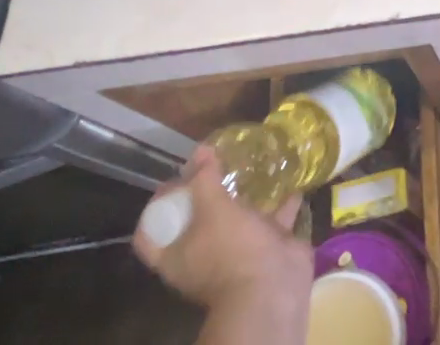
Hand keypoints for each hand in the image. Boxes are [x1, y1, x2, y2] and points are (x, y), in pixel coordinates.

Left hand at [133, 148, 312, 314]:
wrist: (273, 289)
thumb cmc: (232, 251)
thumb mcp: (213, 210)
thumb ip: (204, 180)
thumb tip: (201, 151)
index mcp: (176, 255)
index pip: (150, 233)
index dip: (156, 206)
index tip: (172, 181)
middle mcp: (202, 255)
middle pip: (195, 223)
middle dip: (205, 194)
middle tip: (217, 164)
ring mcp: (235, 253)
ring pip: (236, 220)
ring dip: (244, 197)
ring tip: (252, 166)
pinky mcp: (266, 248)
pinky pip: (273, 220)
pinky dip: (281, 202)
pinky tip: (289, 179)